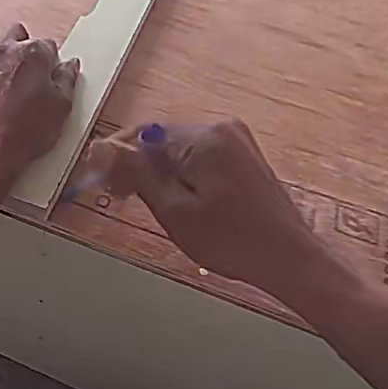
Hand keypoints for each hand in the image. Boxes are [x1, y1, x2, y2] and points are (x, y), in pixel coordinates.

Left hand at [0, 24, 78, 181]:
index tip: (50, 79)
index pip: (48, 46)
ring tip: (9, 85)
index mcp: (34, 52)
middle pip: (19, 38)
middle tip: (30, 78)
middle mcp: (6, 49)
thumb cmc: (25, 131)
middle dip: (26, 52)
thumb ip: (67, 80)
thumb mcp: (61, 107)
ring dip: (3, 59)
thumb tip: (70, 67)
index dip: (50, 64)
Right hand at [97, 119, 335, 296]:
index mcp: (203, 140)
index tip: (99, 179)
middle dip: (136, 165)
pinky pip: (196, 155)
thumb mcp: (173, 210)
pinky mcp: (241, 155)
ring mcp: (235, 140)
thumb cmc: (232, 241)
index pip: (142, 134)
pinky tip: (174, 199)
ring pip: (177, 148)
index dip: (115, 156)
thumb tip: (102, 148)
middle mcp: (221, 130)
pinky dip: (179, 173)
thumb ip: (136, 173)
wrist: (289, 258)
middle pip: (160, 139)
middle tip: (120, 197)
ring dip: (156, 171)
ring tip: (146, 203)